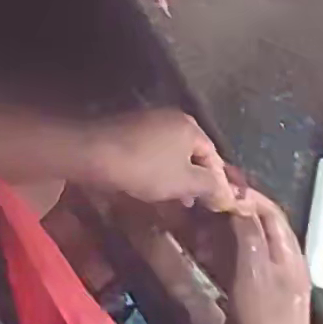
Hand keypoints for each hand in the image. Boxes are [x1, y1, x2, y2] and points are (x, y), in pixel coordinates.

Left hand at [79, 110, 238, 210]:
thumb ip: (212, 186)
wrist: (95, 152)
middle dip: (197, 179)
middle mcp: (170, 117)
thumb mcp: (185, 182)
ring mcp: (148, 120)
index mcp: (189, 126)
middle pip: (193, 152)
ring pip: (172, 152)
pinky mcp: (129, 129)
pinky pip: (153, 150)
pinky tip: (153, 185)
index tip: (217, 206)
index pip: (214, 156)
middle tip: (197, 205)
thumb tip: (228, 192)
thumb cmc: (145, 168)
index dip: (218, 183)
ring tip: (177, 199)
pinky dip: (159, 167)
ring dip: (178, 175)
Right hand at [201, 186, 314, 323]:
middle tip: (197, 203)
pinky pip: (238, 261)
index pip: (270, 210)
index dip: (244, 193)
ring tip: (193, 224)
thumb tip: (237, 197)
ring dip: (220, 230)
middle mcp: (284, 264)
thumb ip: (247, 233)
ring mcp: (271, 281)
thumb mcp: (252, 274)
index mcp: (290, 256)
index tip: (212, 185)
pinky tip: (199, 252)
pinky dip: (220, 251)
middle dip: (229, 210)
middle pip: (258, 224)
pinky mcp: (257, 297)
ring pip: (245, 242)